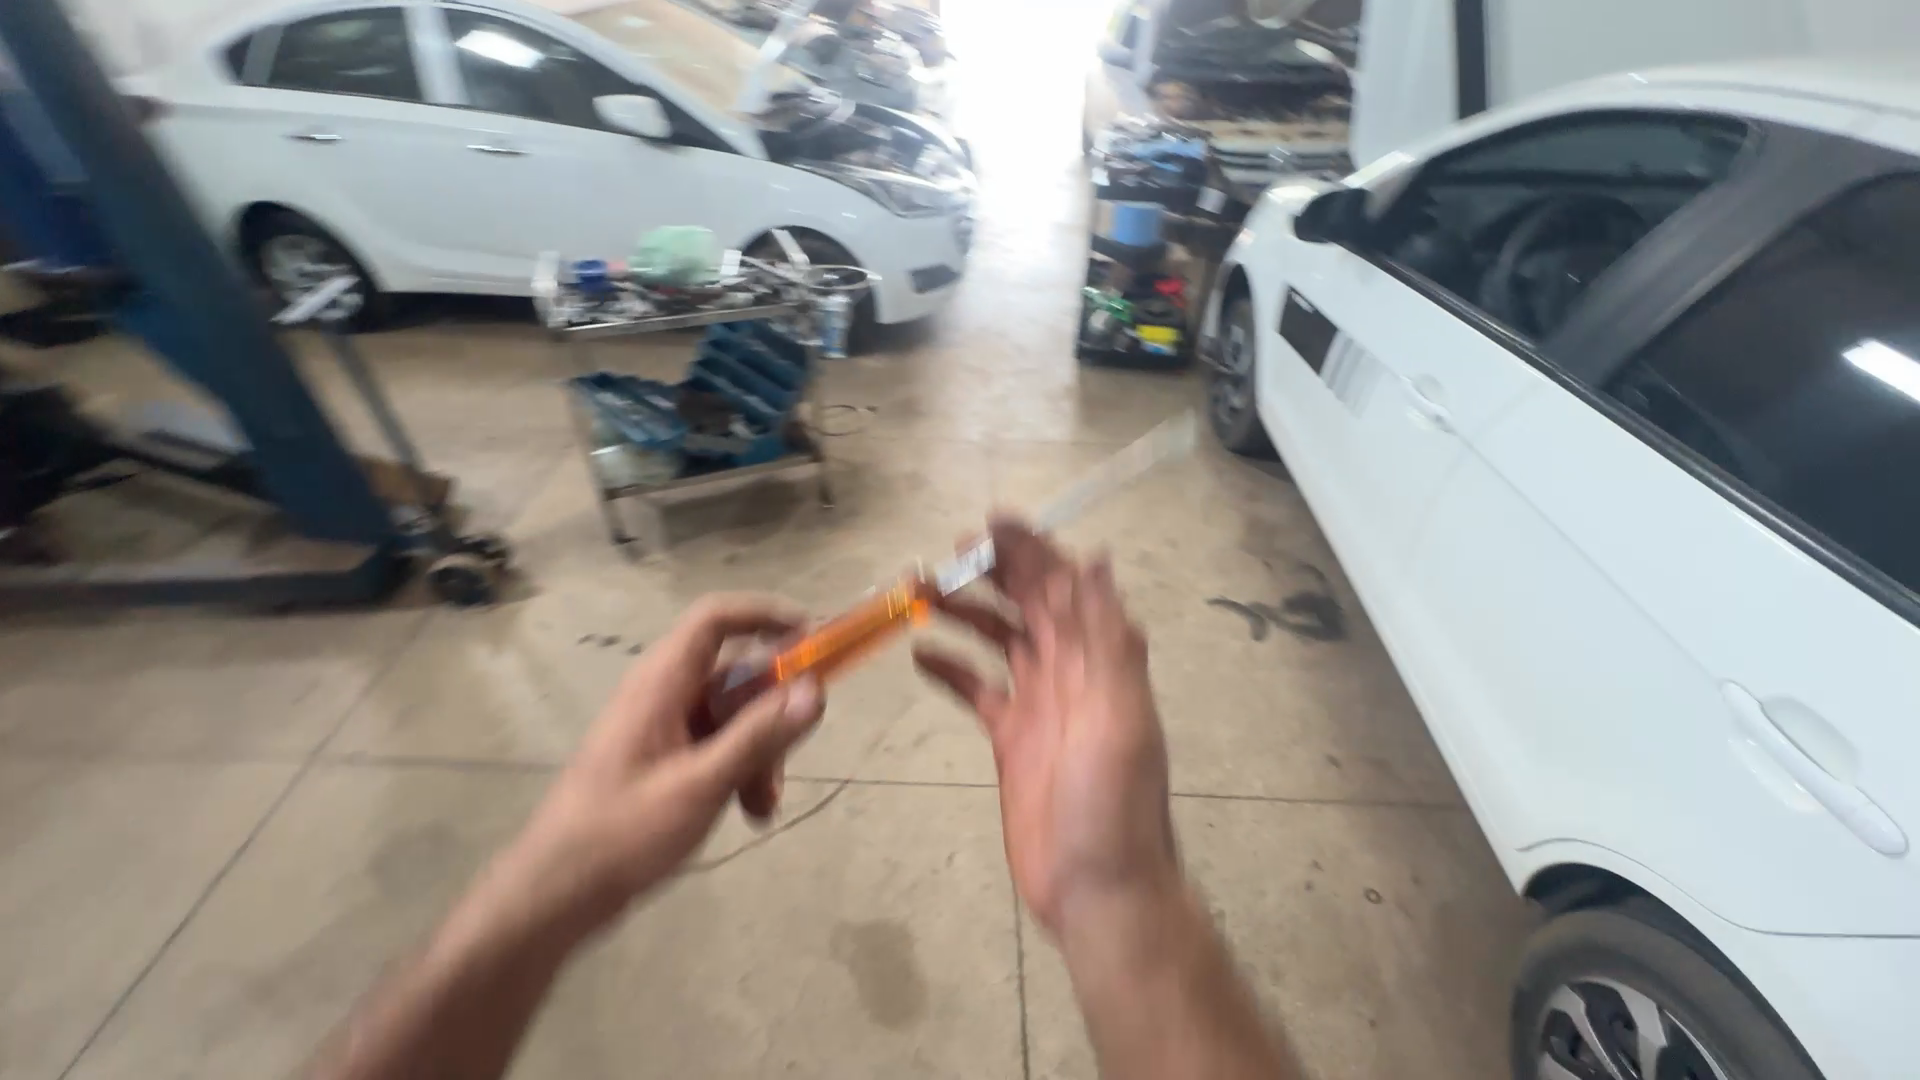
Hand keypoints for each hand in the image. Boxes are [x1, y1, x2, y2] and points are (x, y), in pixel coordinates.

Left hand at [486, 594, 826, 942]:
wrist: (553, 896)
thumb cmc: (622, 833)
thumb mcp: (701, 784)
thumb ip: (760, 735)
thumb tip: (815, 690)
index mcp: (662, 682)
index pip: (716, 618)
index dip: (765, 615)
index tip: (813, 638)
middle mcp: (664, 693)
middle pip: (737, 674)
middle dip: (774, 710)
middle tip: (797, 744)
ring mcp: (664, 726)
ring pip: (734, 714)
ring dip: (761, 750)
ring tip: (765, 803)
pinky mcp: (665, 758)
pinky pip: (718, 744)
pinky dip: (741, 769)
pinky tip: (750, 811)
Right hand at [912, 519, 1180, 937]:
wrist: (1096, 886)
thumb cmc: (1111, 801)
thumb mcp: (1118, 714)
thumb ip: (1106, 638)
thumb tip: (1096, 558)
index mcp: (1096, 659)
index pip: (1062, 587)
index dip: (1031, 550)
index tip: (990, 522)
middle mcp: (1067, 670)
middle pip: (1027, 604)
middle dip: (992, 572)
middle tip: (946, 554)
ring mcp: (1036, 703)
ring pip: (997, 639)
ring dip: (963, 612)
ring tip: (918, 592)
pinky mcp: (1008, 737)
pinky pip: (977, 689)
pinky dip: (951, 669)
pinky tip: (920, 656)